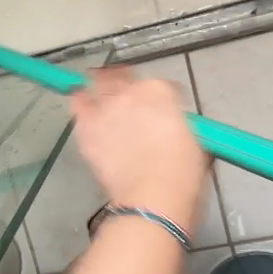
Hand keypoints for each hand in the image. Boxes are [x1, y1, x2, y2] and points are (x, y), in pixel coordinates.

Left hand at [70, 68, 209, 234]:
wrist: (152, 195)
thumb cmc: (181, 173)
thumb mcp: (194, 142)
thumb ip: (179, 126)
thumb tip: (172, 129)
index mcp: (161, 92)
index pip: (160, 86)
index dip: (161, 100)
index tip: (162, 113)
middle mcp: (131, 92)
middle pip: (123, 78)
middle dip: (125, 85)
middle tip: (126, 99)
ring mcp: (106, 107)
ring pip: (97, 84)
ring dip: (100, 88)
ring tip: (99, 97)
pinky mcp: (86, 125)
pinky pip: (78, 104)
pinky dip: (81, 103)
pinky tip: (82, 108)